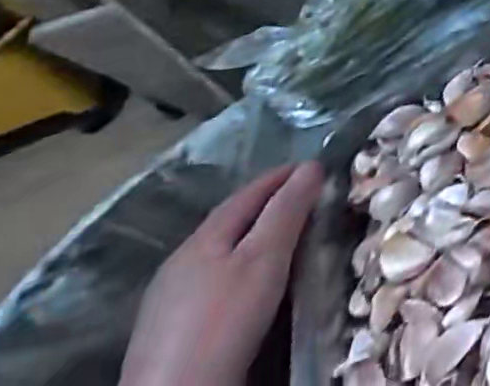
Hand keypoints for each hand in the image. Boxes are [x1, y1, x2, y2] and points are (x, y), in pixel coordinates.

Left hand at [120, 161, 323, 385]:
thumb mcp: (266, 258)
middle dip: (271, 201)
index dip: (283, 175)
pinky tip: (258, 275)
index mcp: (201, 240)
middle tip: (312, 194)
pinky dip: (245, 261)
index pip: (248, 193)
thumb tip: (311, 166)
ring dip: (258, 232)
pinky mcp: (174, 325)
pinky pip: (217, 275)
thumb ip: (287, 210)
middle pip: (232, 219)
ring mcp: (171, 296)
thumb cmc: (226, 318)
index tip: (319, 164)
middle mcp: (180, 262)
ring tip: (293, 231)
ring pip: (223, 248)